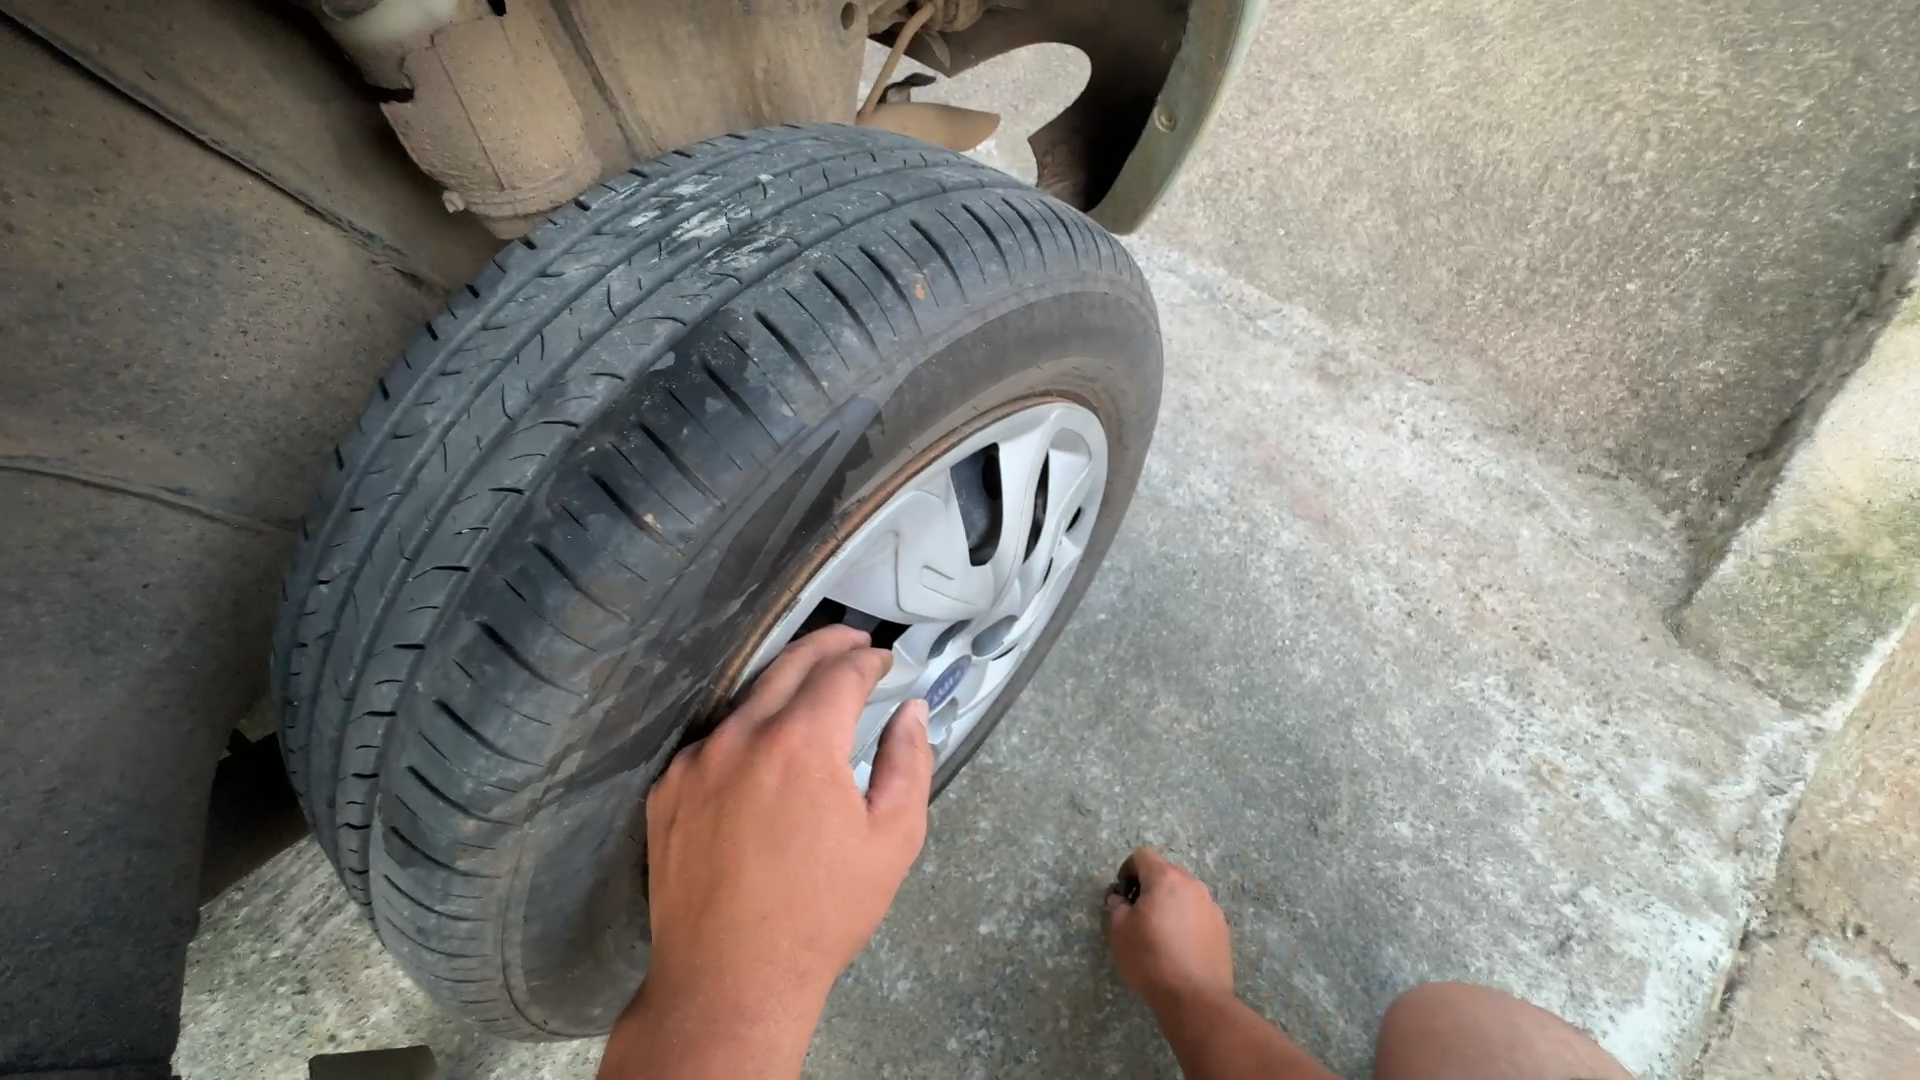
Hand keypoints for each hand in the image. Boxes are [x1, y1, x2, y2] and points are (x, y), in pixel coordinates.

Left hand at [598, 626, 933, 1079]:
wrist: (728, 980)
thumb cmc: (821, 913)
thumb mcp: (893, 839)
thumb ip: (909, 762)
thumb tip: (912, 713)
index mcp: (802, 743)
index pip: (840, 672)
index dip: (868, 659)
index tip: (884, 661)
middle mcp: (742, 736)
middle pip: (790, 662)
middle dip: (829, 643)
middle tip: (854, 641)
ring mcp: (697, 759)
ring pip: (749, 696)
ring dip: (786, 681)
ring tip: (815, 685)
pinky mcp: (669, 787)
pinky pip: (716, 736)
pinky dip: (748, 726)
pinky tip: (766, 747)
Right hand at [1105, 847, 1234, 1012]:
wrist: (1195, 999)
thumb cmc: (1151, 959)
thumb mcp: (1119, 931)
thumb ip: (1116, 906)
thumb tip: (1121, 899)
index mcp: (1165, 879)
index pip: (1143, 855)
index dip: (1128, 869)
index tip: (1124, 893)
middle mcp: (1192, 885)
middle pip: (1166, 872)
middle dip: (1150, 886)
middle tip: (1139, 913)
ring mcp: (1211, 907)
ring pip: (1185, 893)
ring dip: (1171, 903)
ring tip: (1162, 933)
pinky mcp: (1223, 929)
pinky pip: (1199, 913)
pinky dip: (1187, 920)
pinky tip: (1181, 947)